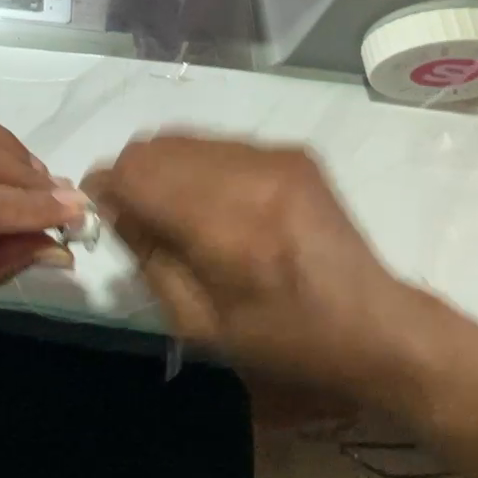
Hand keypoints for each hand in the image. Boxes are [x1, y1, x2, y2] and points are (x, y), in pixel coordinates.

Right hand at [83, 135, 433, 399]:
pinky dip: (196, 165)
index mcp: (226, 230)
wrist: (377, 326)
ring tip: (175, 207)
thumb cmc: (283, 339)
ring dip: (162, 168)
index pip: (133, 174)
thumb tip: (109, 203)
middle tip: (134, 212)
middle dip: (130, 176)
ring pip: (180, 138)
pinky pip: (214, 142)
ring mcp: (274, 157)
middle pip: (151, 148)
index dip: (104, 187)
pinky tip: (214, 200)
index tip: (100, 209)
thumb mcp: (197, 322)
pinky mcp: (290, 151)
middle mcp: (249, 178)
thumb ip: (146, 254)